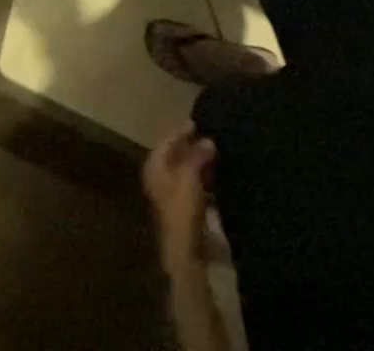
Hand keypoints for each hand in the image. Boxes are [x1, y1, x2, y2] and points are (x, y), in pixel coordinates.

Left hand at [144, 122, 215, 272]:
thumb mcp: (189, 177)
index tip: (199, 121)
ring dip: (200, 161)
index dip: (181, 130)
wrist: (185, 251)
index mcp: (154, 166)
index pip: (166, 140)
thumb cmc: (182, 209)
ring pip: (186, 169)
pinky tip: (219, 174)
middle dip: (193, 145)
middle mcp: (159, 177)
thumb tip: (208, 140)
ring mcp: (171, 192)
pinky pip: (195, 184)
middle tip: (212, 135)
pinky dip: (205, 177)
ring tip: (219, 151)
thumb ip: (197, 155)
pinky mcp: (184, 206)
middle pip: (176, 154)